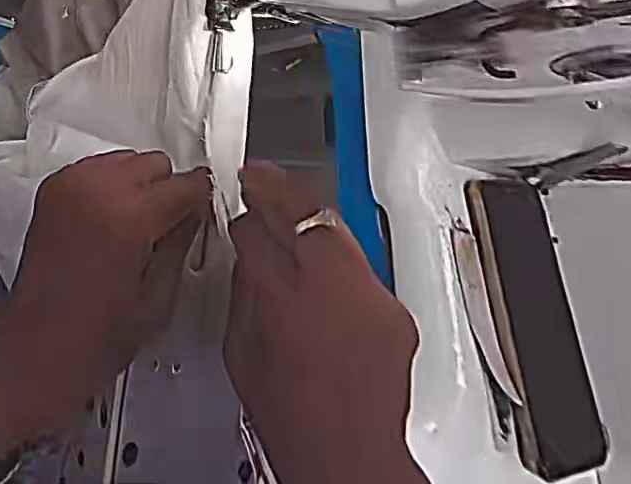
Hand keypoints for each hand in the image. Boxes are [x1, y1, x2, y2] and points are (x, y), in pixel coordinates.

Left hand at [0, 150, 209, 456]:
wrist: (32, 352)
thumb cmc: (89, 339)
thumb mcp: (159, 299)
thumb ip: (183, 242)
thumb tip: (193, 213)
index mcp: (131, 216)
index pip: (188, 183)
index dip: (199, 201)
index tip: (198, 211)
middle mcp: (99, 190)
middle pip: (157, 164)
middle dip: (165, 193)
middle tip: (160, 229)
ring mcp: (72, 185)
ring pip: (128, 160)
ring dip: (136, 186)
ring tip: (129, 227)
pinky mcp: (54, 188)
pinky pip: (97, 167)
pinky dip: (107, 185)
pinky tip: (106, 221)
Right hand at [224, 163, 427, 483]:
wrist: (352, 459)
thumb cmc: (293, 422)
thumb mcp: (242, 355)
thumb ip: (243, 296)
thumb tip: (246, 259)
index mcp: (278, 299)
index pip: (255, 231)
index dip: (243, 213)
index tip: (238, 208)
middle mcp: (325, 288)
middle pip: (295, 210)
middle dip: (272, 187)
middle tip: (257, 175)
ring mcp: (364, 294)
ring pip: (333, 224)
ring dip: (305, 204)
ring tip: (287, 189)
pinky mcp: (392, 307)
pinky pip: (361, 260)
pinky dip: (338, 250)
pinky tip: (322, 246)